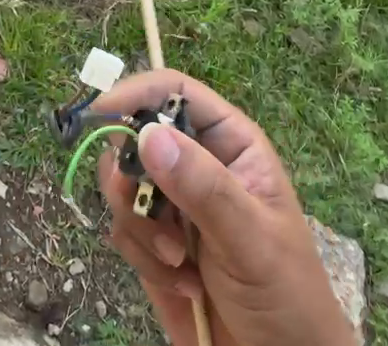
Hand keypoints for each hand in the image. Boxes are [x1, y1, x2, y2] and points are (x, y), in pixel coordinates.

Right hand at [93, 71, 356, 345]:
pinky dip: (142, 257)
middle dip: (133, 178)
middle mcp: (197, 164)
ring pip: (121, 184)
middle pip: (135, 136)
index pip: (176, 92)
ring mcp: (172, 203)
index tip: (101, 113)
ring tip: (177, 261)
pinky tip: (182, 283)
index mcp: (230, 144)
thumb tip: (146, 134)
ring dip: (141, 227)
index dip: (137, 92)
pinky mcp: (152, 241)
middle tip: (144, 209)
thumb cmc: (286, 296)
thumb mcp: (250, 240)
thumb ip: (202, 188)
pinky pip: (121, 228)